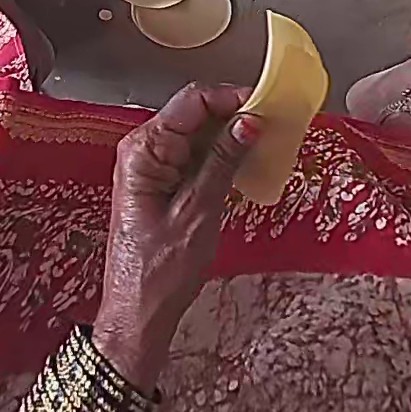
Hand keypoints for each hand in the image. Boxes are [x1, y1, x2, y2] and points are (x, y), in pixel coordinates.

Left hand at [98, 83, 259, 386]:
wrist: (139, 314)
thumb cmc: (160, 270)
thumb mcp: (199, 210)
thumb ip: (223, 161)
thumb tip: (249, 122)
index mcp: (144, 149)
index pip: (192, 101)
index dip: (230, 97)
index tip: (264, 104)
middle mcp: (145, 149)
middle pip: (195, 112)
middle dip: (233, 114)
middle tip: (271, 123)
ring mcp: (154, 164)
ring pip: (199, 132)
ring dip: (230, 134)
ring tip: (265, 141)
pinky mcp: (165, 180)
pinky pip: (197, 154)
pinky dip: (222, 153)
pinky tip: (245, 160)